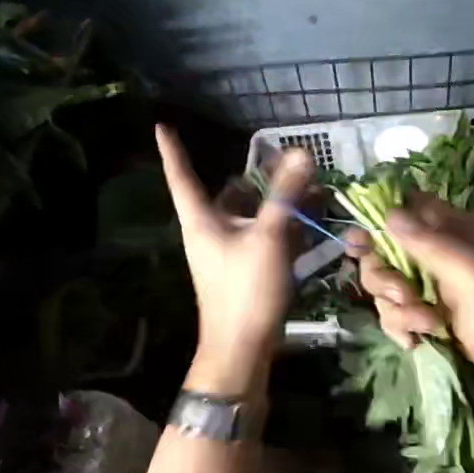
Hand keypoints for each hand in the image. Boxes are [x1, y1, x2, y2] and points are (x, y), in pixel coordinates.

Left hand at [155, 125, 314, 368]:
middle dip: (261, 177)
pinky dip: (283, 224)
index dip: (173, 150)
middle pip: (231, 193)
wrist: (242, 346)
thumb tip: (302, 154)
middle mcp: (211, 230)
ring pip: (253, 214)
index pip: (181, 176)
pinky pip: (263, 235)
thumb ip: (285, 195)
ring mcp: (229, 250)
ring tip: (312, 185)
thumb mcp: (267, 236)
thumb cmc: (245, 289)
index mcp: (201, 220)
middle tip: (292, 160)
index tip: (161, 126)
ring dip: (279, 200)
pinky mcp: (246, 267)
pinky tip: (310, 217)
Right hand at [350, 195, 473, 401]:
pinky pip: (397, 313)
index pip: (406, 207)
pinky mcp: (431, 315)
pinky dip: (401, 327)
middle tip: (404, 295)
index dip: (377, 219)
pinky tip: (418, 343)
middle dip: (384, 276)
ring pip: (386, 285)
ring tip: (427, 326)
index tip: (360, 245)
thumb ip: (433, 246)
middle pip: (384, 250)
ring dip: (396, 309)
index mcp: (456, 231)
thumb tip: (390, 213)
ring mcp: (434, 286)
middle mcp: (439, 254)